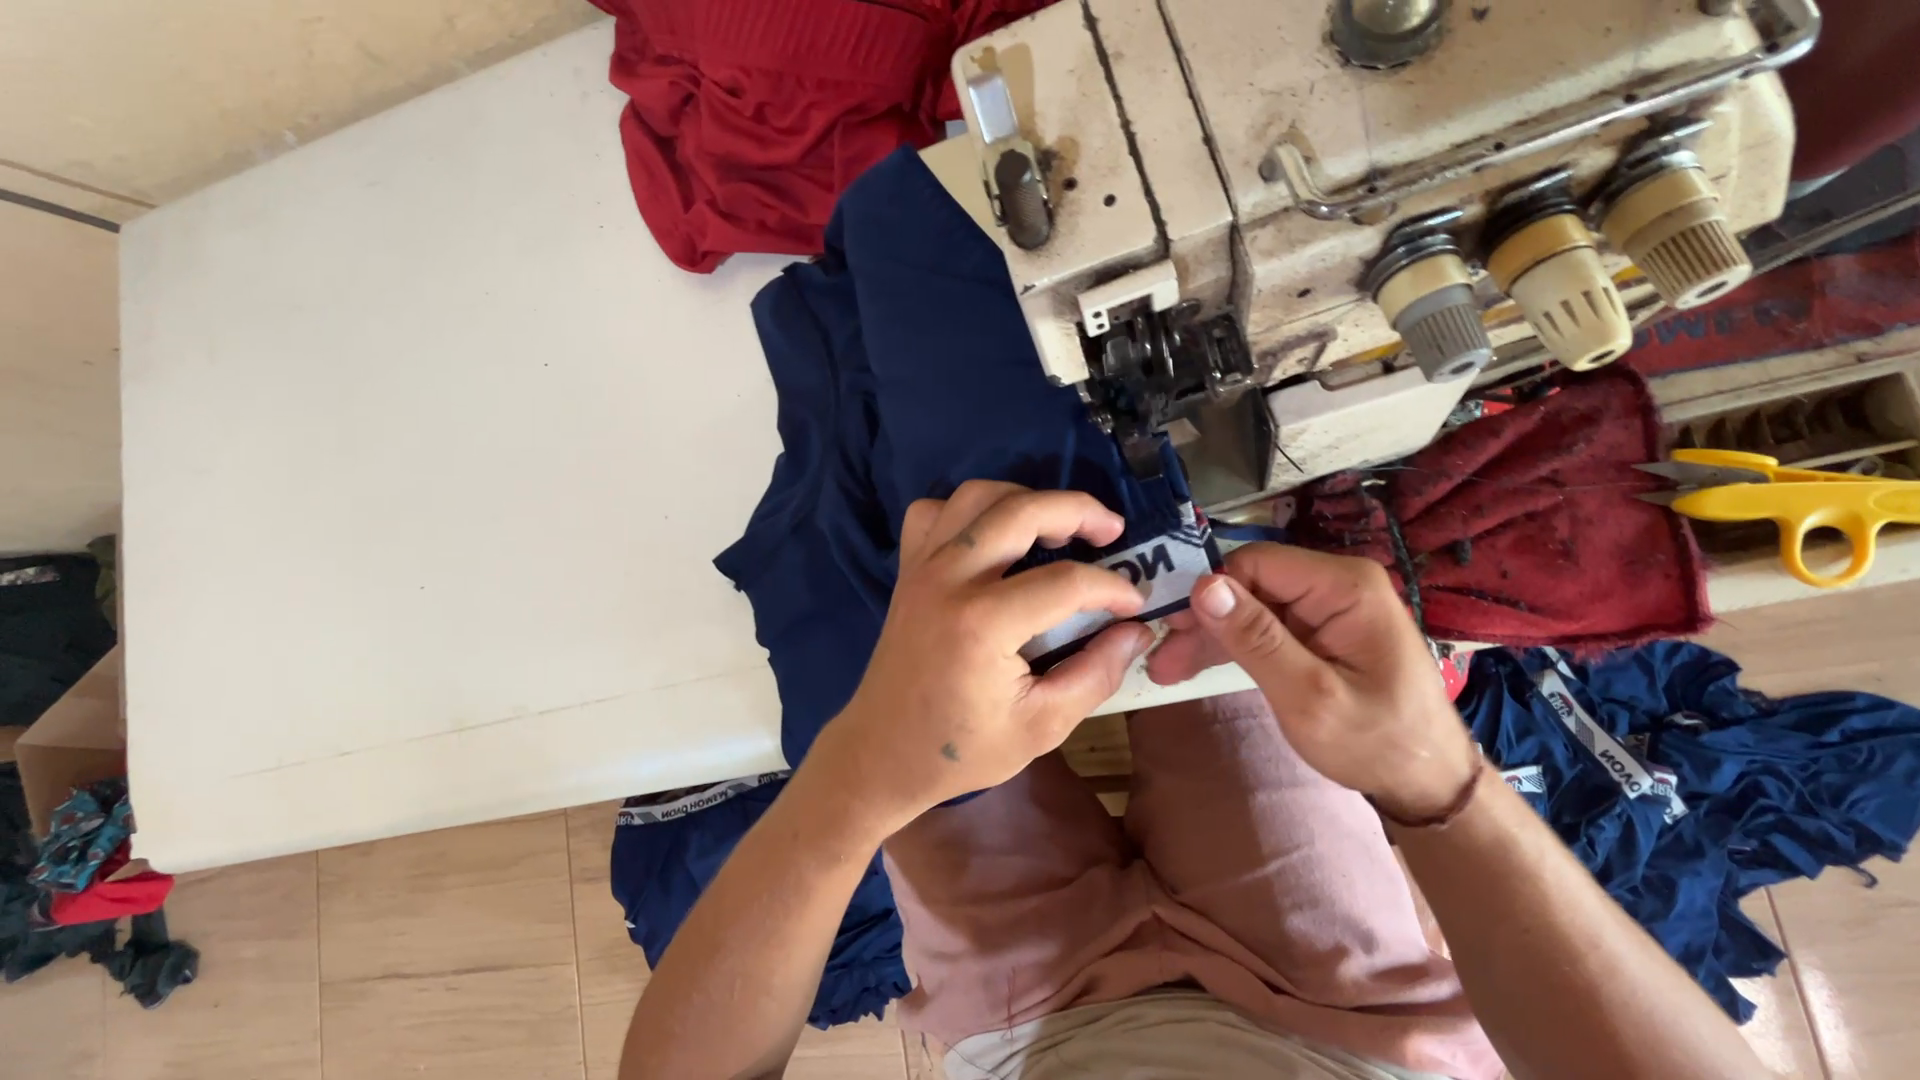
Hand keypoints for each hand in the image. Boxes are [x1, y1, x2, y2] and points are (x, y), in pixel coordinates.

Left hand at [808, 481, 1156, 834]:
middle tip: (1112, 529)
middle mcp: (949, 580)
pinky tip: (994, 535)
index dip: (1112, 587)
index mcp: (983, 624)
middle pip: (1020, 511)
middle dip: (1077, 509)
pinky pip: (934, 512)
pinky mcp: (908, 570)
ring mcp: (922, 568)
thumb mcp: (1041, 726)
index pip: (1066, 582)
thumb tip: (1136, 630)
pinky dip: (969, 510)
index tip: (1136, 602)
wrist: (882, 753)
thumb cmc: (961, 749)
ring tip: (1058, 525)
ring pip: (975, 496)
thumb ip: (1096, 674)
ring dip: (1024, 498)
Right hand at [1147, 543, 1477, 820]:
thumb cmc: (1376, 743)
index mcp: (1344, 586)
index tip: (1171, 630)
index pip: (1254, 563)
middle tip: (1160, 660)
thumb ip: (1256, 639)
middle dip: (1203, 620)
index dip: (1209, 592)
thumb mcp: (1309, 697)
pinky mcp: (1321, 631)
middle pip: (1249, 584)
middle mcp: (1337, 584)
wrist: (1427, 783)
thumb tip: (1203, 585)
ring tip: (1167, 670)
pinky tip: (1197, 666)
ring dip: (1211, 636)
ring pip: (1251, 606)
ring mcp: (1329, 608)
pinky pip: (1266, 627)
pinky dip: (1234, 647)